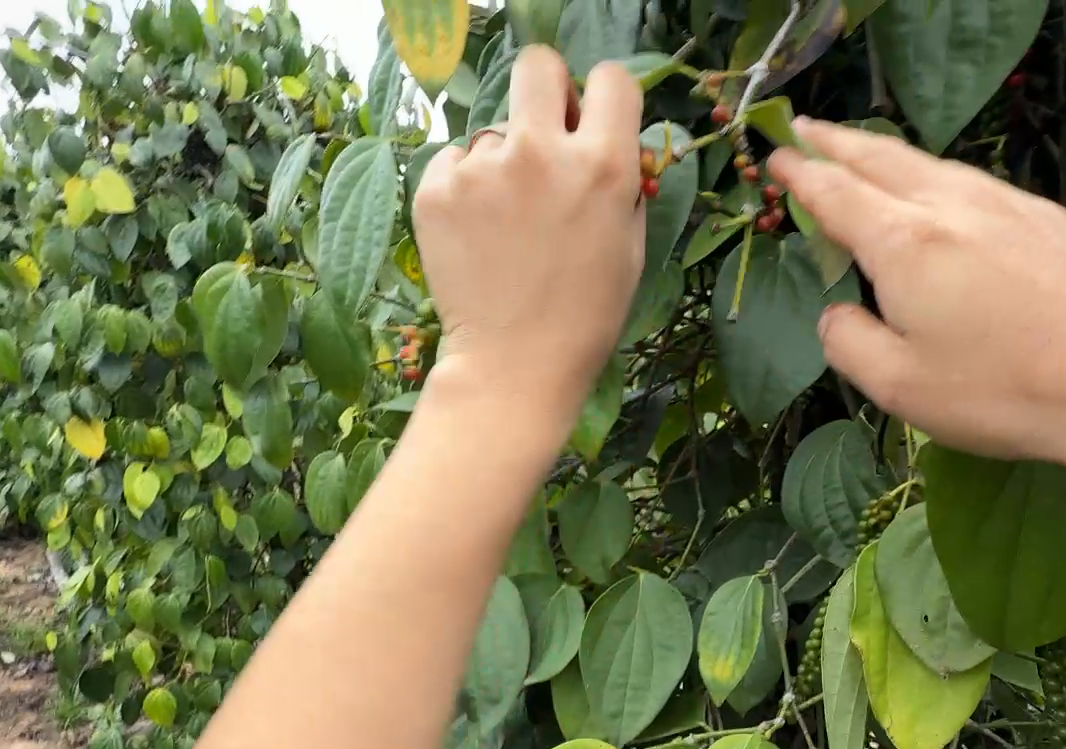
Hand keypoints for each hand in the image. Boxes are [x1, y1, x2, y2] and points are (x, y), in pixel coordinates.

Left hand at [410, 47, 644, 447]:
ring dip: (503, 164)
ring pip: (493, 132)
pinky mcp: (436, 189)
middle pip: (536, 66)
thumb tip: (612, 149)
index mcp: (602, 166)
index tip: (594, 123)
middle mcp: (540, 151)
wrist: (514, 366)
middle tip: (543, 140)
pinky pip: (455, 164)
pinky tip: (477, 237)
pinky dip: (466, 191)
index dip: (604, 99)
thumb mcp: (629, 253)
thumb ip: (623, 188)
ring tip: (506, 226)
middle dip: (545, 92)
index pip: (611, 80)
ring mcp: (481, 167)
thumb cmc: (585, 319)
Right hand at [769, 120, 1065, 465]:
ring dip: (885, 154)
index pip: (837, 193)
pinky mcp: (1047, 219)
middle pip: (882, 159)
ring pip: (931, 164)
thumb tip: (836, 312)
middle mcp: (954, 207)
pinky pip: (972, 183)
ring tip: (861, 153)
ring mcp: (1008, 205)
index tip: (775, 158)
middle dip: (835, 141)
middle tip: (802, 128)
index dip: (801, 174)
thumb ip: (847, 343)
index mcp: (906, 244)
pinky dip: (933, 176)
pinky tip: (937, 194)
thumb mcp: (897, 386)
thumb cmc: (1000, 390)